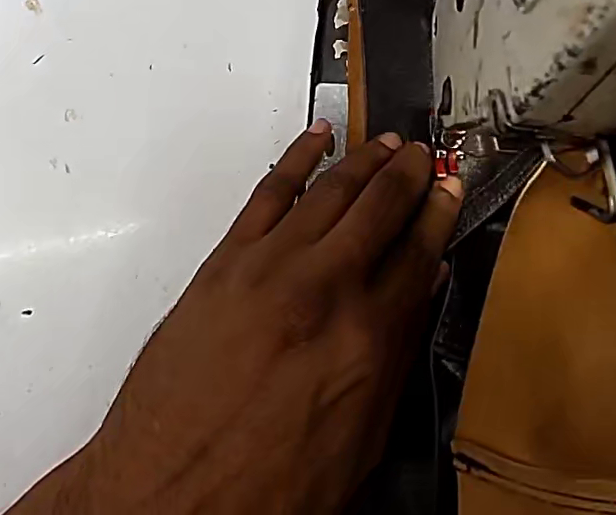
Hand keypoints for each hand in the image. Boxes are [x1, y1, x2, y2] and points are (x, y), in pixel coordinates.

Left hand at [9, 123, 462, 514]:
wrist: (166, 499)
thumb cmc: (265, 488)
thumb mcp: (360, 437)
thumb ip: (397, 353)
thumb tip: (421, 290)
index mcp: (366, 338)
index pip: (419, 251)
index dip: (440, 212)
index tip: (449, 189)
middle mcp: (324, 289)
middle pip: (381, 206)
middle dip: (409, 172)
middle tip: (422, 154)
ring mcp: (272, 265)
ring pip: (332, 188)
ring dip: (365, 159)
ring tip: (385, 142)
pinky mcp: (227, 259)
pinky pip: (270, 190)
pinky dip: (297, 156)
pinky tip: (317, 137)